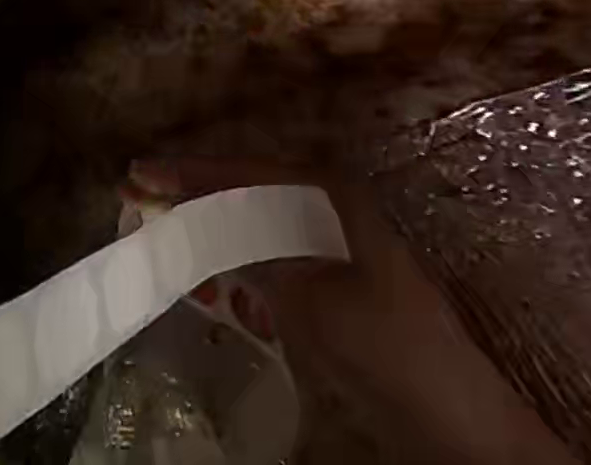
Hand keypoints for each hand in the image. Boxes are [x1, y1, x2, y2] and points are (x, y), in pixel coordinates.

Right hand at [126, 158, 577, 464]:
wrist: (453, 418)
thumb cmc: (383, 343)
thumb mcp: (307, 293)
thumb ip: (244, 247)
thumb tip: (184, 213)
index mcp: (325, 192)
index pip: (241, 172)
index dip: (186, 172)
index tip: (138, 173)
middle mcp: (323, 203)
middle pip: (241, 191)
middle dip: (191, 199)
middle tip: (141, 201)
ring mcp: (324, 239)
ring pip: (249, 224)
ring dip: (210, 236)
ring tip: (174, 250)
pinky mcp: (322, 275)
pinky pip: (263, 257)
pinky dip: (235, 268)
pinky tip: (222, 292)